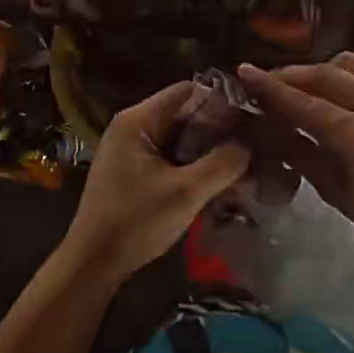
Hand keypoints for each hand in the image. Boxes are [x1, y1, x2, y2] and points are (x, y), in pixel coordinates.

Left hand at [59, 83, 250, 278]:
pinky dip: (194, 168)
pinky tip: (222, 184)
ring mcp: (132, 151)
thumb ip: (222, 163)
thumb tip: (249, 144)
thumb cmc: (136, 221)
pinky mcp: (135, 173)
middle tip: (259, 145)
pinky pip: (171, 160)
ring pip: (181, 141)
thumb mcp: (186, 192)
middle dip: (221, 131)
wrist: (94, 261)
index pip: (187, 91)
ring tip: (248, 166)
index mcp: (138, 120)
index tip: (255, 117)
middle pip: (185, 116)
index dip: (223, 100)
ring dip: (210, 154)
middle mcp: (133, 128)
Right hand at [238, 53, 353, 261]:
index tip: (244, 72)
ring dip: (322, 68)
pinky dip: (353, 69)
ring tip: (303, 82)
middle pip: (327, 76)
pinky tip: (340, 80)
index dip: (270, 88)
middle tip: (265, 79)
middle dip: (290, 74)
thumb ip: (300, 155)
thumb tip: (263, 128)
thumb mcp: (339, 195)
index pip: (306, 104)